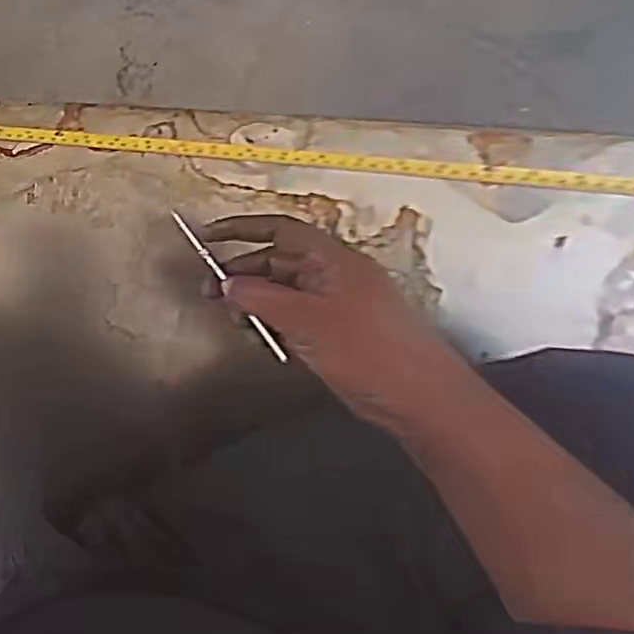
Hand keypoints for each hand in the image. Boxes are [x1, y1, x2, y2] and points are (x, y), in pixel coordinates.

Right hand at [200, 214, 469, 431]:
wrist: (424, 404)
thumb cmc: (375, 356)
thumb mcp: (304, 320)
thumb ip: (257, 297)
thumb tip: (226, 285)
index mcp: (336, 262)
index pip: (281, 230)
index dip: (241, 229)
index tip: (209, 236)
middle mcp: (336, 277)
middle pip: (276, 260)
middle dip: (240, 273)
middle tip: (211, 292)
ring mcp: (337, 304)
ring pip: (280, 290)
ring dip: (253, 302)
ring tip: (239, 320)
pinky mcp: (335, 330)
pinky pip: (291, 314)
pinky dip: (269, 321)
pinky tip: (262, 337)